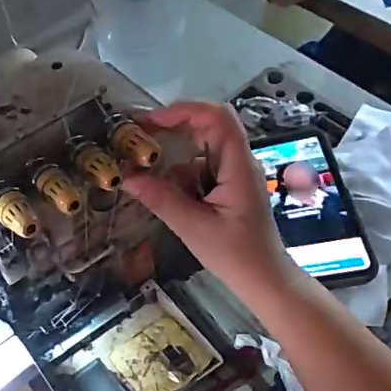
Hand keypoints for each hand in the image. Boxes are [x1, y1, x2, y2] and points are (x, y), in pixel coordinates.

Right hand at [122, 101, 302, 298]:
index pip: (217, 118)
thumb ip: (161, 199)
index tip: (150, 121)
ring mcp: (234, 174)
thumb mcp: (193, 228)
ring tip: (142, 169)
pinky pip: (200, 169)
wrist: (263, 279)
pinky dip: (179, 175)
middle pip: (207, 127)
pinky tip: (162, 191)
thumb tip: (127, 176)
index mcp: (238, 166)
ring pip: (199, 150)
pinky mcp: (227, 187)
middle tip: (136, 138)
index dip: (183, 111)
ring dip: (172, 157)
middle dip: (171, 129)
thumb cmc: (236, 255)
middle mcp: (239, 162)